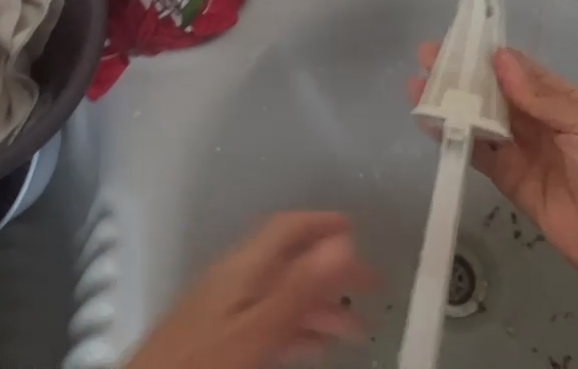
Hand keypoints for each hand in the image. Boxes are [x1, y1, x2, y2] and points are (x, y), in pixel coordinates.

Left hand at [127, 212, 377, 368]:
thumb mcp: (259, 325)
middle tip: (370, 281)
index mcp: (243, 266)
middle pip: (288, 260)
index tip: (356, 226)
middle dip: (331, 267)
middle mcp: (234, 276)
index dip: (321, 222)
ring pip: (281, 293)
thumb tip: (344, 241)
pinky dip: (297, 324)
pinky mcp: (219, 333)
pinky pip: (267, 318)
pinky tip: (313, 345)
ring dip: (319, 303)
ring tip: (355, 326)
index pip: (286, 228)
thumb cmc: (207, 358)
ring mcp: (224, 304)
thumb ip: (300, 285)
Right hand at [409, 44, 577, 278]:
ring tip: (417, 85)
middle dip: (460, 72)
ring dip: (450, 100)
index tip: (457, 39)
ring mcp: (515, 144)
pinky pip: (473, 148)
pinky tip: (429, 122)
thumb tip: (500, 60)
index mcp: (557, 97)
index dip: (487, 53)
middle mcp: (532, 115)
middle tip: (426, 56)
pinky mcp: (502, 173)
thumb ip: (541, 97)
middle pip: (490, 88)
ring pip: (477, 115)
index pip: (517, 67)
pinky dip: (451, 134)